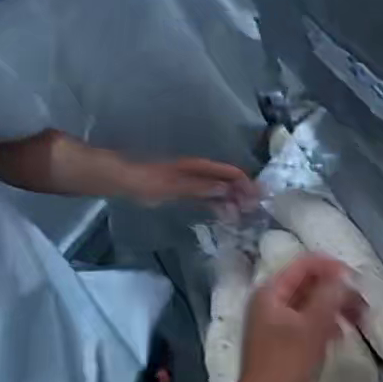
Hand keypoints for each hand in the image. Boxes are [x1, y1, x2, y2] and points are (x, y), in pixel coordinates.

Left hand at [119, 157, 256, 211]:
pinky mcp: (183, 189)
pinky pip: (207, 195)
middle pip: (227, 179)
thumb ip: (200, 188)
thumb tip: (227, 189)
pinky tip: (223, 213)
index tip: (259, 197)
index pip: (230, 172)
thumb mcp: (174, 187)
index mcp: (198, 167)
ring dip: (232, 199)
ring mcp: (191, 179)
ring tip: (242, 214)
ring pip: (218, 188)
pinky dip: (218, 203)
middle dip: (242, 192)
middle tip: (255, 209)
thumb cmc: (147, 182)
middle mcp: (198, 171)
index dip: (246, 183)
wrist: (124, 180)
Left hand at [238, 255, 362, 381]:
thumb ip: (329, 296)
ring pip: (308, 304)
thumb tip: (344, 276)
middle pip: (307, 283)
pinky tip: (339, 335)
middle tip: (362, 304)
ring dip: (333, 307)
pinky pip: (305, 322)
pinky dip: (323, 323)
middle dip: (336, 290)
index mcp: (270, 292)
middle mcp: (268, 302)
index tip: (358, 279)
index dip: (332, 267)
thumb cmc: (286, 365)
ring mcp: (271, 323)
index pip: (304, 264)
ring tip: (357, 319)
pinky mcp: (278, 342)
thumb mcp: (312, 327)